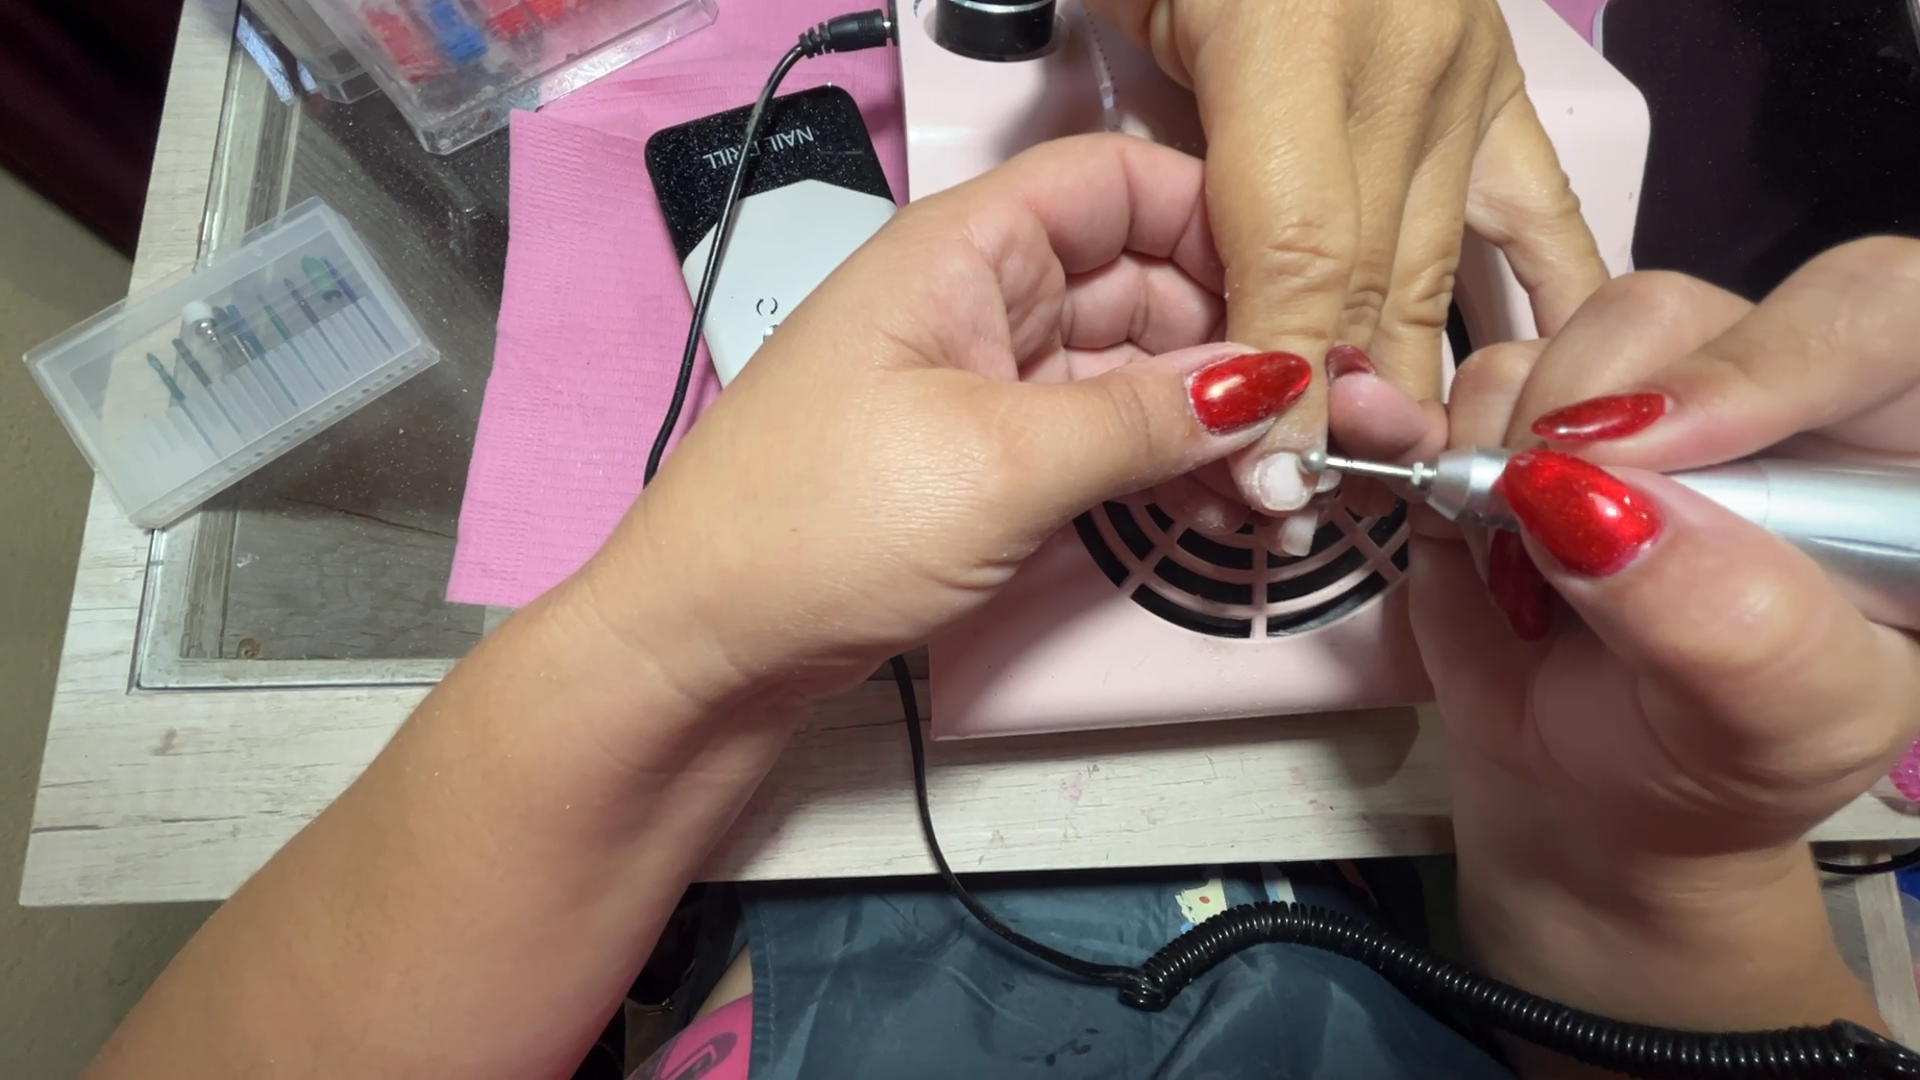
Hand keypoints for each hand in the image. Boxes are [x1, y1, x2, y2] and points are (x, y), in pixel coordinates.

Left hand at [580, 135, 1309, 710]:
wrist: (717, 639)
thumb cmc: (814, 528)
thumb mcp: (994, 461)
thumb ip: (1137, 417)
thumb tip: (1260, 384)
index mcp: (960, 252)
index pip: (1118, 186)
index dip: (1216, 228)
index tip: (1302, 296)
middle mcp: (975, 305)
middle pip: (1137, 289)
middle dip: (1233, 347)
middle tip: (1319, 420)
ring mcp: (983, 389)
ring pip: (1122, 376)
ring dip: (1204, 421)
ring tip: (1285, 476)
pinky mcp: (985, 463)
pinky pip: (1093, 441)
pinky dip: (1155, 466)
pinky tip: (1217, 498)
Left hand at [1087, 0, 1606, 521]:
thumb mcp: (1117, 16)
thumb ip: (1157, 173)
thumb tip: (1197, 322)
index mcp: (1287, 41)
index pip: (1293, 261)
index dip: (1285, 379)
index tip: (1273, 471)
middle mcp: (1393, 62)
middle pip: (1364, 282)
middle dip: (1338, 403)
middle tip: (1313, 496)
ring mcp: (1459, 70)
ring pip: (1434, 266)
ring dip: (1416, 380)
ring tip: (1393, 469)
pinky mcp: (1488, 78)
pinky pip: (1530, 207)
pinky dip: (1543, 296)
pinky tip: (1546, 373)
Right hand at [1334, 240, 1919, 1035]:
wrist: (1564, 794)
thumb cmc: (1686, 775)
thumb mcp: (1765, 724)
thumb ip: (1734, 613)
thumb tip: (1597, 493)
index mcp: (1887, 457)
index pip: (1880, 311)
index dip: (1759, 359)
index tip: (1629, 463)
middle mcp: (1754, 412)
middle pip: (1697, 303)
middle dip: (1602, 389)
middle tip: (1531, 501)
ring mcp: (1614, 420)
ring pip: (1560, 337)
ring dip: (1498, 408)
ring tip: (1468, 508)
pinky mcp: (1504, 445)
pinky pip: (1462, 379)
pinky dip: (1418, 406)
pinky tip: (1397, 452)